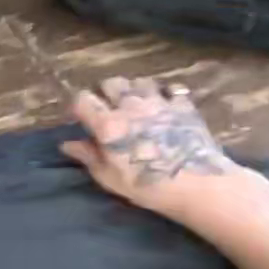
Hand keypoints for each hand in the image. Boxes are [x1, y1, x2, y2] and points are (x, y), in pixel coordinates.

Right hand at [60, 75, 262, 216]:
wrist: (200, 185)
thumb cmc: (148, 186)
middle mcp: (130, 107)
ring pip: (139, 81)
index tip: (80, 117)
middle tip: (107, 108)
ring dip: (134, 90)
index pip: (83, 99)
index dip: (78, 105)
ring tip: (136, 104)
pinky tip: (165, 105)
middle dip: (105, 92)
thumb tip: (67, 144)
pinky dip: (165, 93)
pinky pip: (171, 88)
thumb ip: (88, 156)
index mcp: (107, 125)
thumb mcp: (109, 178)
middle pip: (111, 83)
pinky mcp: (183, 106)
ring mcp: (159, 103)